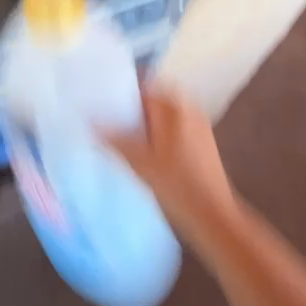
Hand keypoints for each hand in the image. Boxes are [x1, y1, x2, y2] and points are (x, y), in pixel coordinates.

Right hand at [104, 84, 239, 239]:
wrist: (216, 219)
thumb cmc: (178, 187)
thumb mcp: (141, 163)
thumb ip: (114, 138)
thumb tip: (90, 119)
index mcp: (175, 108)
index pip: (143, 86)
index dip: (120, 91)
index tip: (100, 99)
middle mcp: (189, 111)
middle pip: (153, 99)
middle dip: (131, 107)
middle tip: (106, 119)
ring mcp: (198, 128)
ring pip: (163, 115)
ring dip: (143, 122)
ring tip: (119, 136)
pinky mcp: (201, 145)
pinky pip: (173, 129)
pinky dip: (156, 134)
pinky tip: (141, 152)